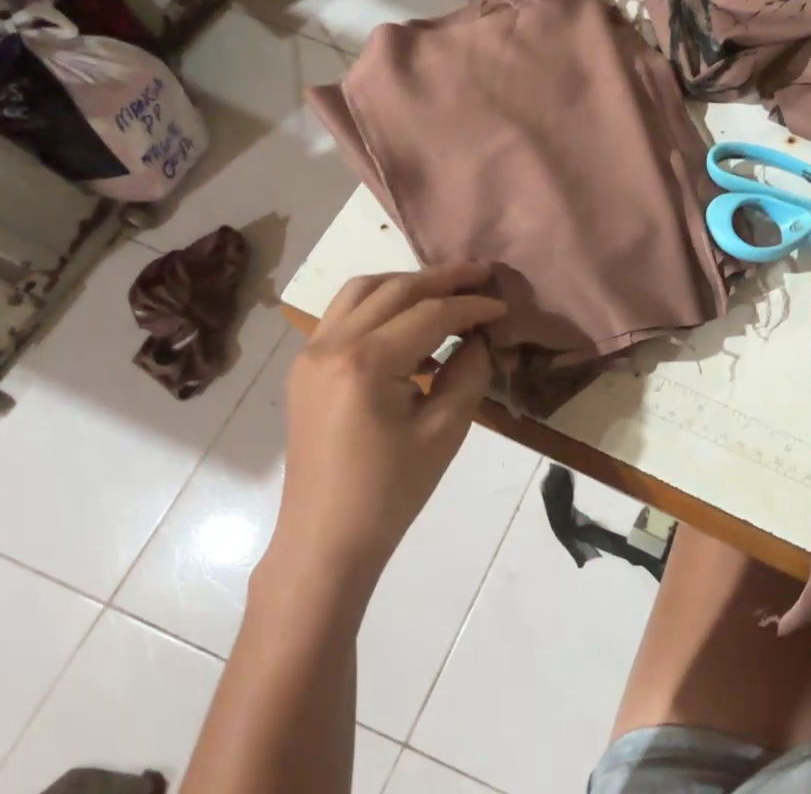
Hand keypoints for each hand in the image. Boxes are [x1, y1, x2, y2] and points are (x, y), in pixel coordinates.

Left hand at [272, 263, 506, 582]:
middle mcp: (331, 345)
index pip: (429, 314)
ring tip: (447, 290)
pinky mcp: (306, 369)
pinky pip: (344, 316)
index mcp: (365, 363)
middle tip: (483, 273)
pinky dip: (380, 306)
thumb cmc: (392, 491)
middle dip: (442, 278)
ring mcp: (311, 355)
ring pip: (361, 292)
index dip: (472, 306)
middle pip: (394, 289)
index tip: (504, 306)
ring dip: (407, 284)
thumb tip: (479, 338)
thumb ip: (468, 373)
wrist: (326, 538)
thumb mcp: (445, 431)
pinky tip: (411, 326)